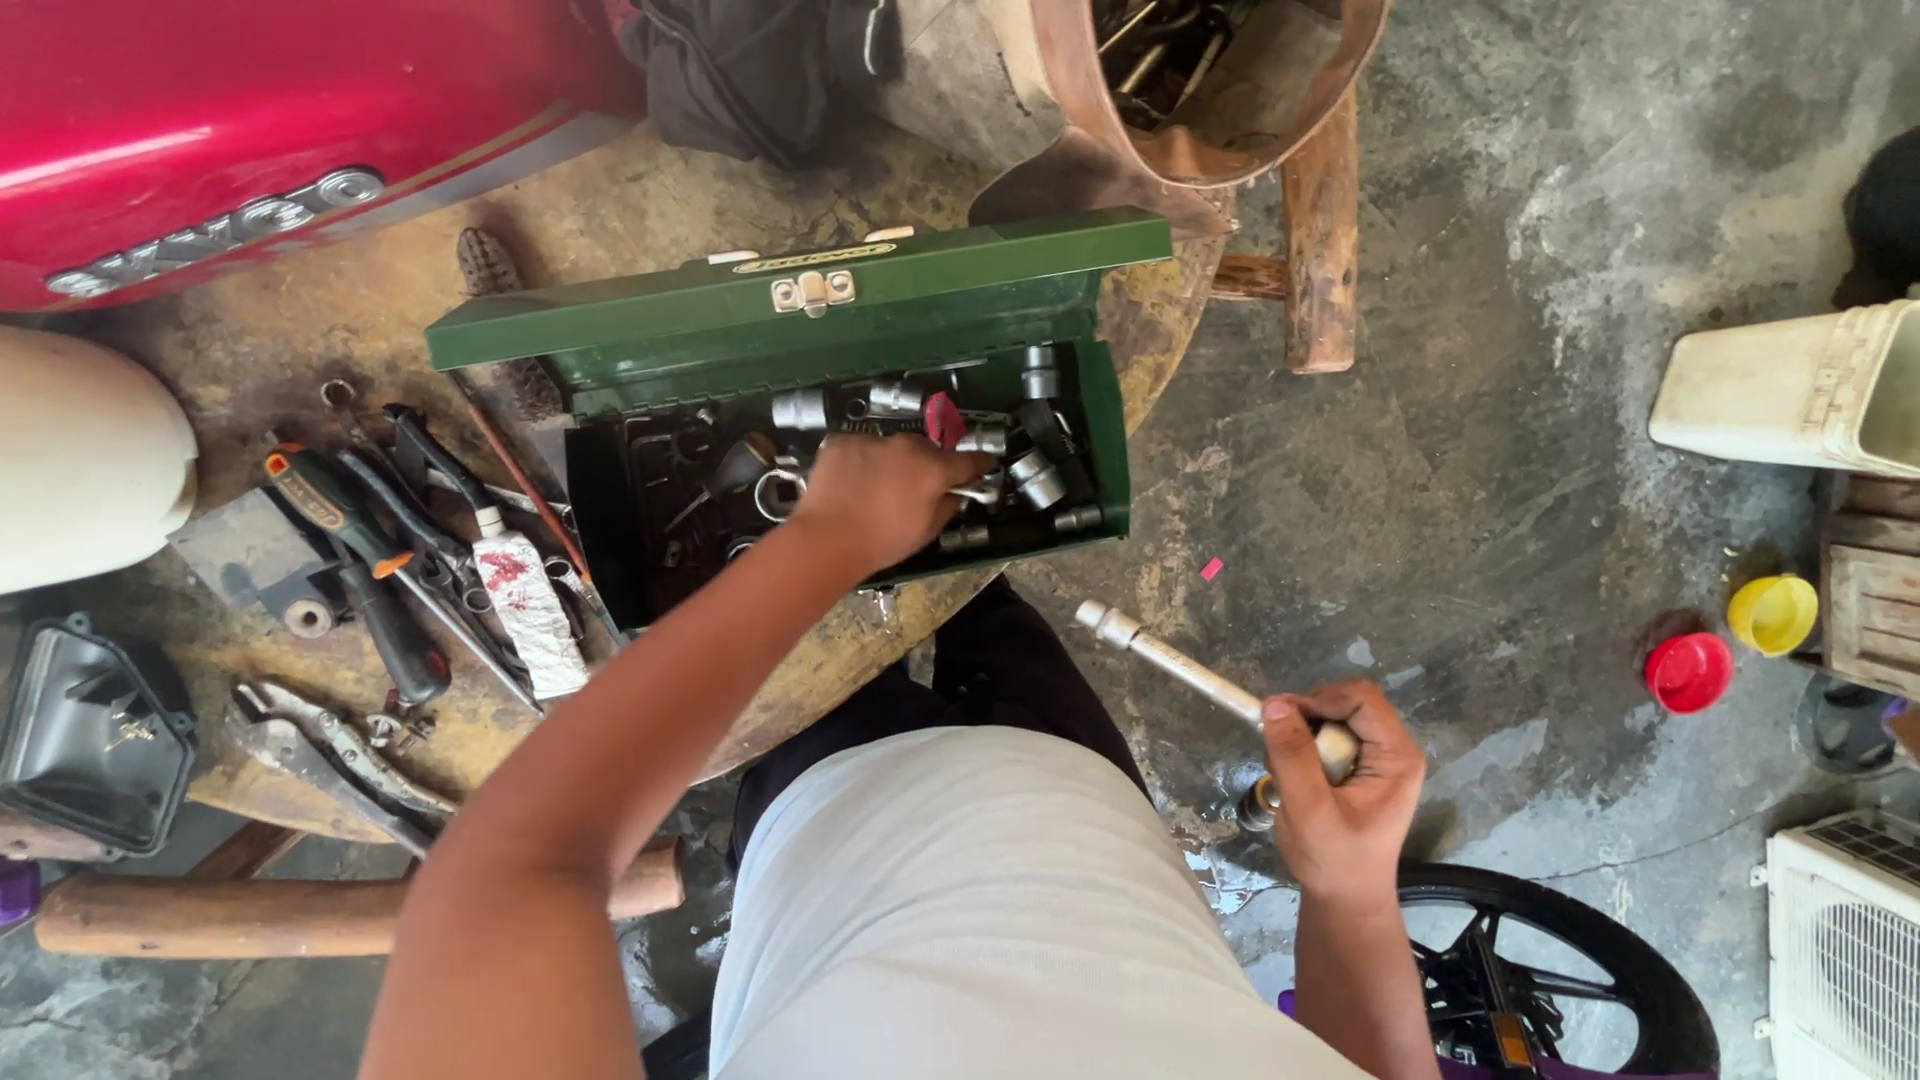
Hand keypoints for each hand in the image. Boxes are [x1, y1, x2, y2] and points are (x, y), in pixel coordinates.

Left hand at [786, 434, 993, 573]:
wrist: (826, 540)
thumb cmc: (882, 542)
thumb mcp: (925, 532)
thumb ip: (947, 507)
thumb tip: (955, 493)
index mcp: (933, 469)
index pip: (967, 460)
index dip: (979, 464)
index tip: (984, 465)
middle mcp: (906, 447)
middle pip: (926, 449)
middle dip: (927, 464)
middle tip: (916, 486)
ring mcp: (871, 440)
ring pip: (891, 447)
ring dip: (892, 461)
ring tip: (877, 487)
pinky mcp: (842, 441)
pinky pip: (861, 447)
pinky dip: (861, 461)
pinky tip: (852, 483)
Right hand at [1261, 681, 1424, 905]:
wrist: (1344, 897)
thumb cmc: (1334, 859)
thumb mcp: (1309, 809)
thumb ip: (1293, 756)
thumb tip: (1274, 705)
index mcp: (1396, 758)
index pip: (1361, 700)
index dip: (1320, 700)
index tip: (1281, 720)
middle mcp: (1390, 750)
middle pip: (1345, 702)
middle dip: (1306, 716)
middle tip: (1276, 744)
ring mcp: (1373, 758)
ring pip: (1330, 716)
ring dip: (1299, 733)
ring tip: (1283, 769)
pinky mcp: (1353, 766)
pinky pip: (1322, 735)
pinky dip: (1299, 746)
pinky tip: (1291, 777)